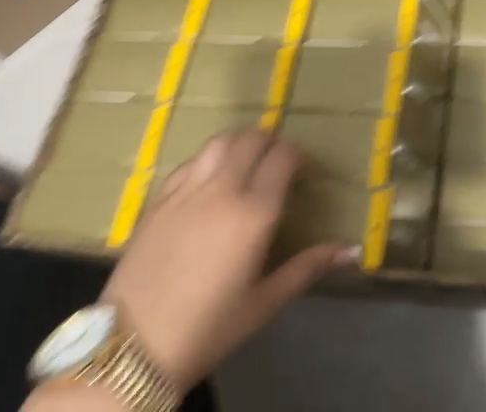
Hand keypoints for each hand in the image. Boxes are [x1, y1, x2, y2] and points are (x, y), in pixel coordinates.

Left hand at [101, 130, 358, 384]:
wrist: (133, 346)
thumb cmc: (208, 328)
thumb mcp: (264, 303)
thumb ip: (308, 268)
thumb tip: (352, 251)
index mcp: (254, 214)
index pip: (283, 159)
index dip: (298, 157)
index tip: (304, 172)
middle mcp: (222, 191)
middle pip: (252, 140)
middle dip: (272, 142)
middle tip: (279, 161)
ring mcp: (186, 191)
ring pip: (219, 142)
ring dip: (239, 142)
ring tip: (247, 159)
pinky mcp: (158, 200)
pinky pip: (190, 162)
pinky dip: (209, 159)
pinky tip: (211, 180)